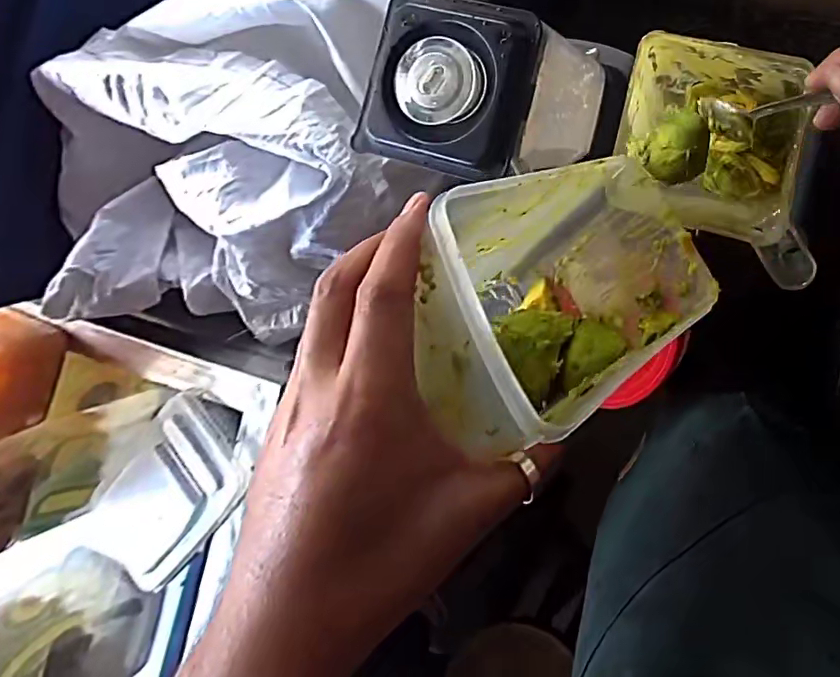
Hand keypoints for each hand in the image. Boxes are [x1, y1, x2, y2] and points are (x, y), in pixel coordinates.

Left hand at [182, 192, 559, 676]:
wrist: (276, 634)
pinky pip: (312, 351)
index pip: (382, 295)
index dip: (402, 241)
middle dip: (372, 246)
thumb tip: (562, 436)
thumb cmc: (376, 563)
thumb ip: (526, 467)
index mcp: (369, 395)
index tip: (423, 204)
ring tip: (398, 277)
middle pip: (334, 290)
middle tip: (414, 230)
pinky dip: (342, 321)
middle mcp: (320, 388)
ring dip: (353, 282)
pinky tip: (373, 348)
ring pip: (316, 319)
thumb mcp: (470, 512)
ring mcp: (289, 408)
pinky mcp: (277, 431)